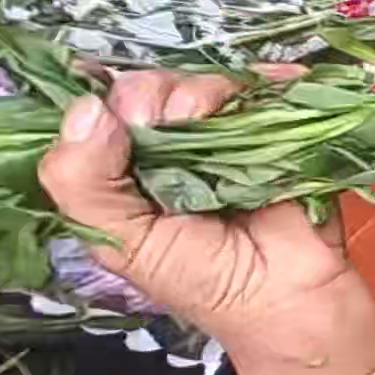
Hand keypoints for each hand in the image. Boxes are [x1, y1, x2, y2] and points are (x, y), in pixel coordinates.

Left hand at [37, 70, 374, 374]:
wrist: (291, 298)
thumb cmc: (207, 280)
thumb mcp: (123, 243)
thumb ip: (83, 183)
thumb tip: (90, 108)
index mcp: (132, 173)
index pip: (105, 114)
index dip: (111, 102)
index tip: (130, 120)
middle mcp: (181, 151)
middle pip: (159, 90)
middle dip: (161, 94)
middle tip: (177, 122)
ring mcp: (236, 142)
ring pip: (214, 86)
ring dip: (213, 89)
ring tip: (221, 115)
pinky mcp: (285, 140)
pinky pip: (273, 96)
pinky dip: (275, 78)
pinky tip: (277, 77)